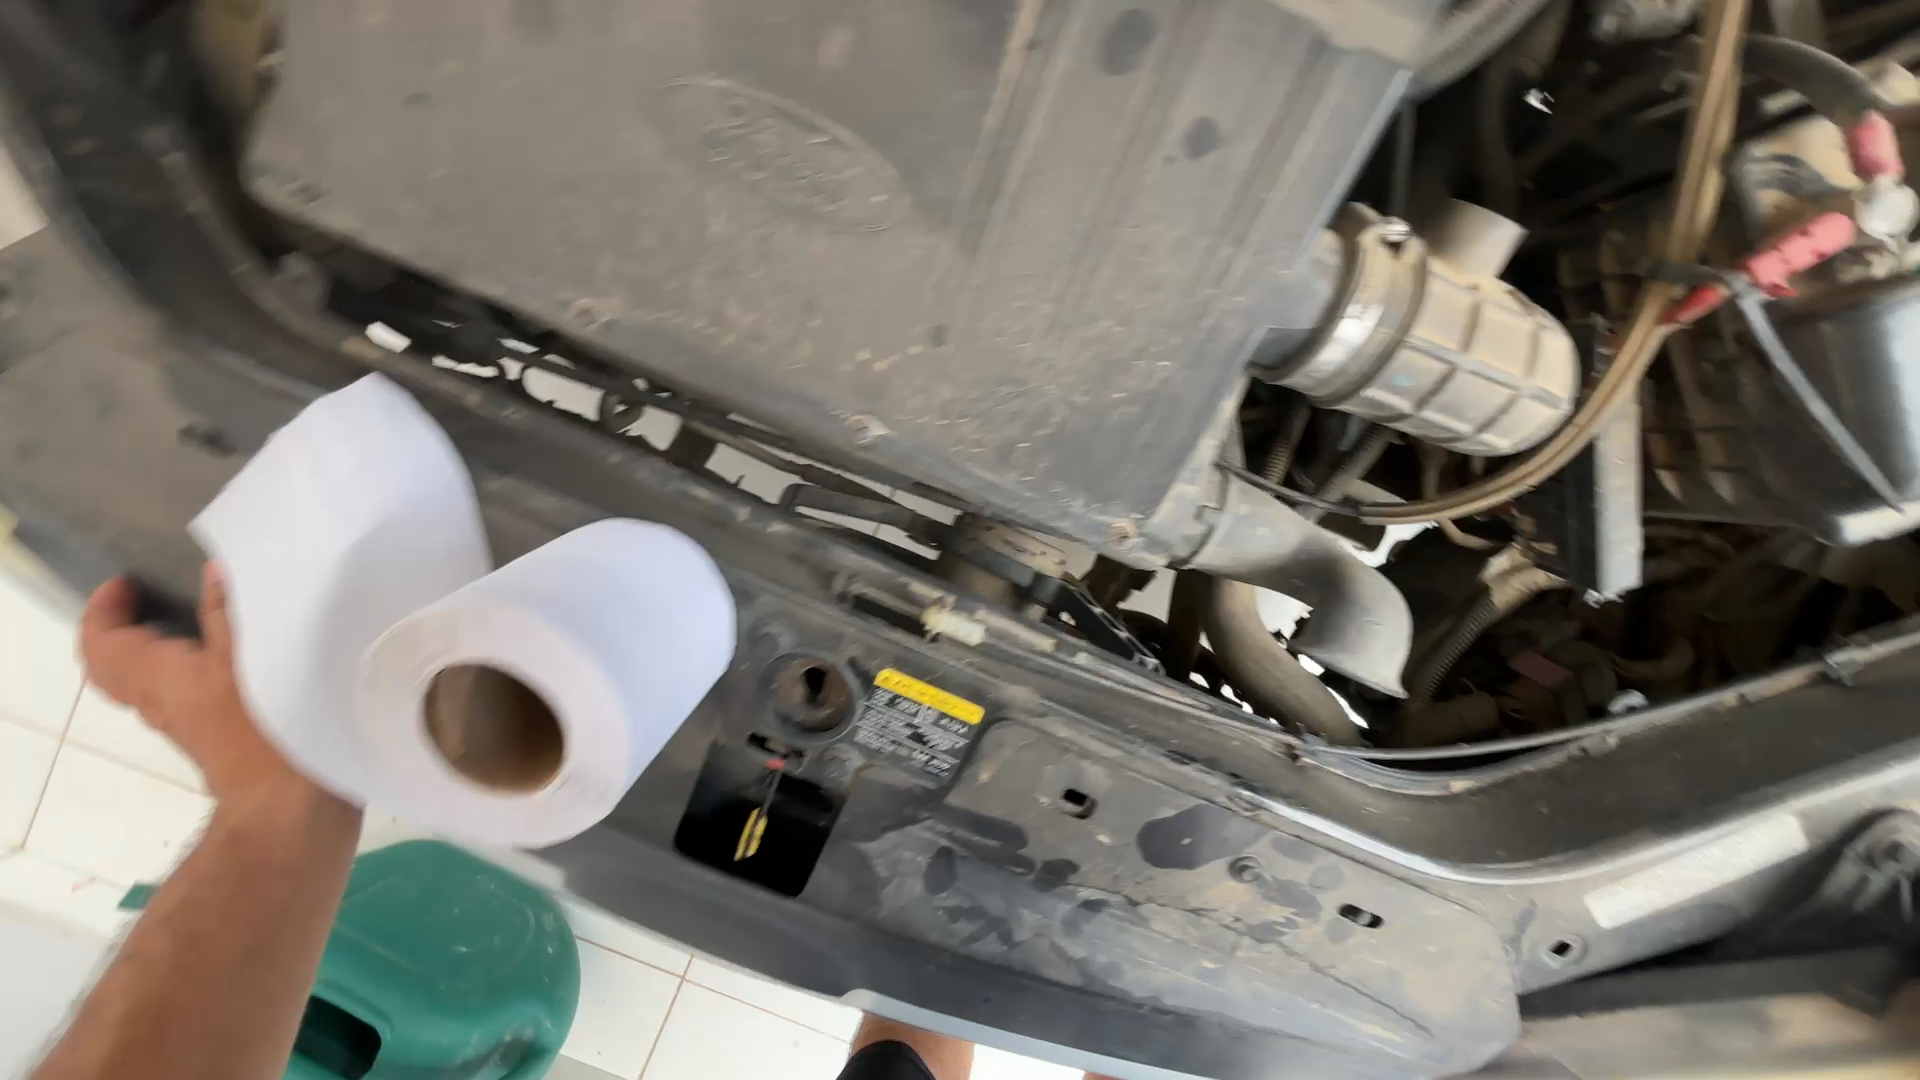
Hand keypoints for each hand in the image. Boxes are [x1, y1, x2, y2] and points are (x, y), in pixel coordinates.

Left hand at [78, 564, 309, 802]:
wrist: (287, 800)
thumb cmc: (266, 724)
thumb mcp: (252, 657)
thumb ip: (229, 614)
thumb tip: (212, 570)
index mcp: (158, 677)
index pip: (104, 640)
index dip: (105, 608)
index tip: (128, 581)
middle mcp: (160, 701)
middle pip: (112, 666)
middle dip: (117, 631)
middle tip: (145, 601)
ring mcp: (186, 722)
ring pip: (142, 682)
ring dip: (148, 651)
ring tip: (187, 624)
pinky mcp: (215, 734)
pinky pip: (177, 694)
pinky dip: (183, 670)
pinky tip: (230, 663)